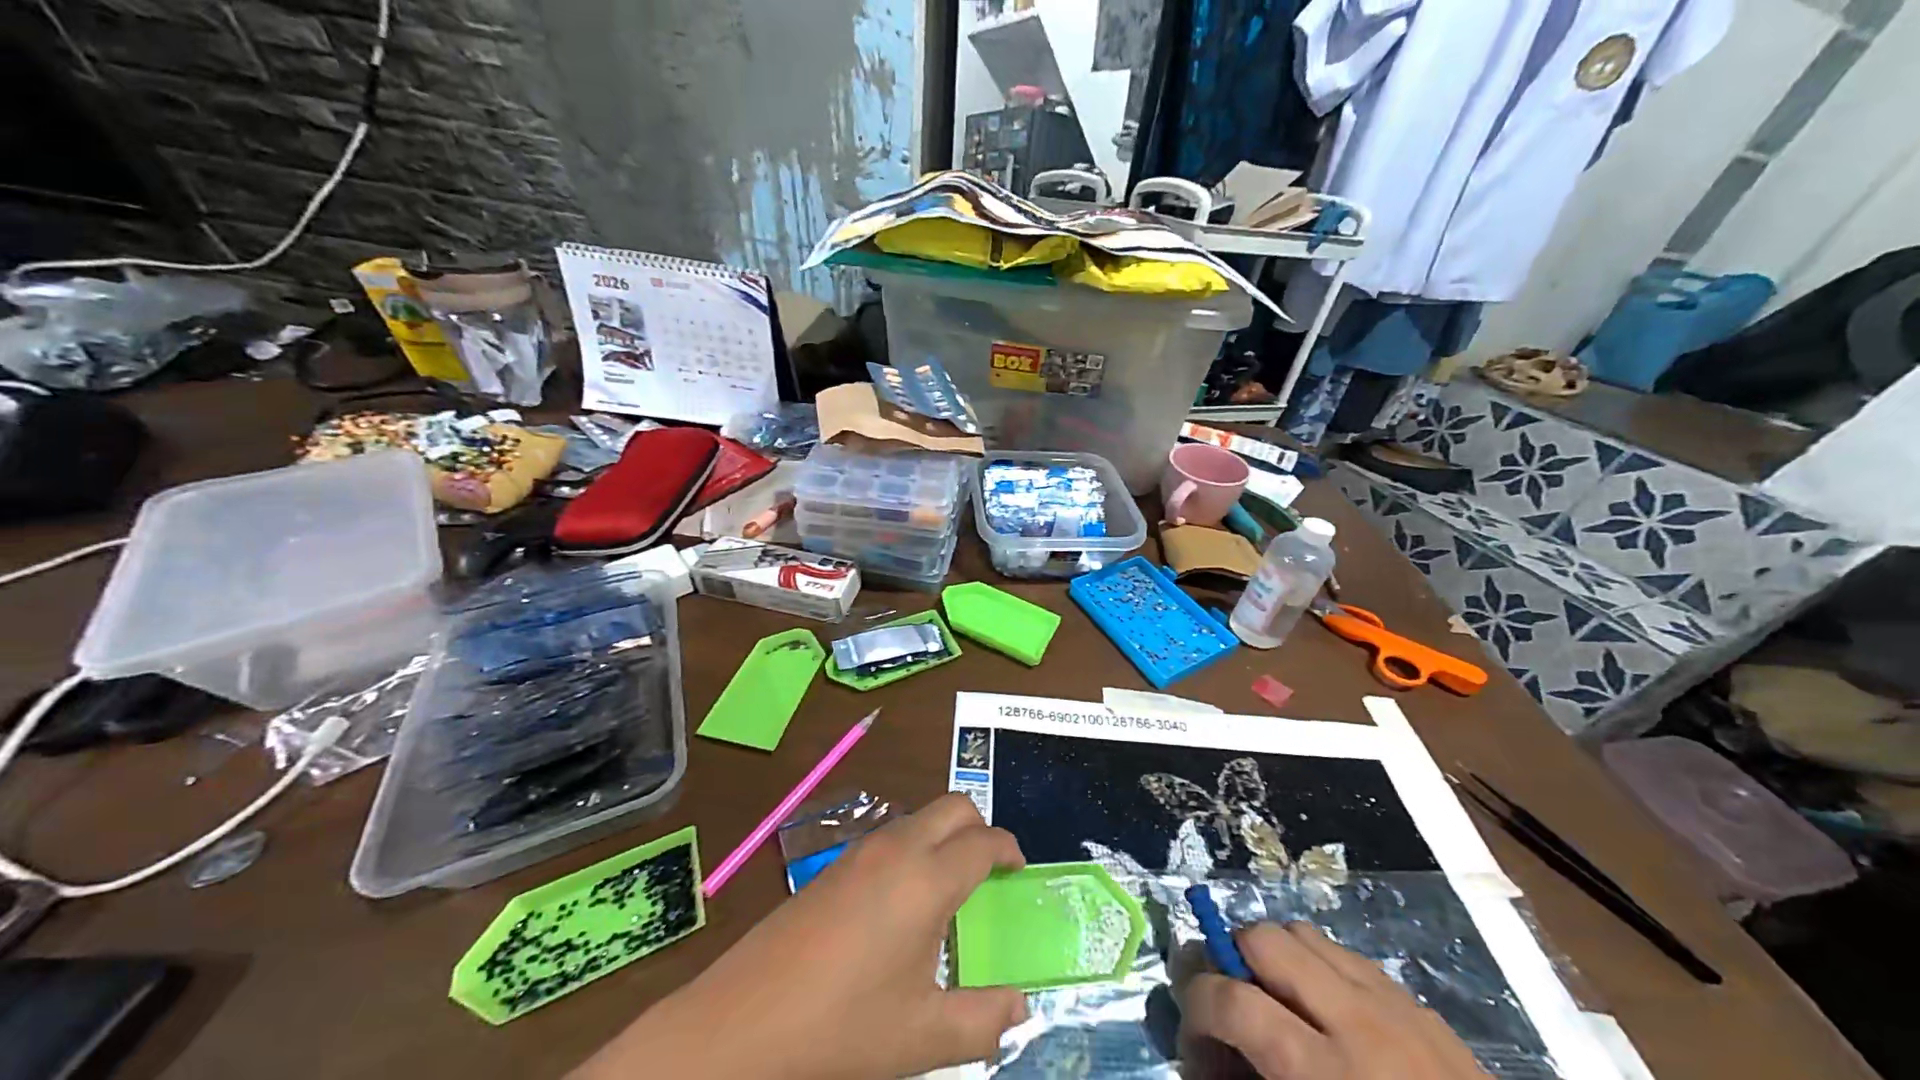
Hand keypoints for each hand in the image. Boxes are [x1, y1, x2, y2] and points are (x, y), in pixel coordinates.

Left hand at [575, 793, 1028, 1079]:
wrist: (741, 1022)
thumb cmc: (842, 1027)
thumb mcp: (924, 1036)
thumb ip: (984, 1022)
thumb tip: (1019, 1009)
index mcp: (926, 880)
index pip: (982, 842)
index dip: (1008, 849)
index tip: (1019, 868)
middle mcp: (895, 850)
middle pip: (952, 806)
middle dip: (980, 826)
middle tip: (991, 868)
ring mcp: (858, 853)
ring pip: (918, 817)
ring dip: (944, 835)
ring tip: (951, 888)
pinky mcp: (830, 866)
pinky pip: (889, 836)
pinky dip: (913, 848)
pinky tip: (903, 903)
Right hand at [1179, 921, 1488, 1078]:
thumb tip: (1212, 1063)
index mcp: (1323, 1072)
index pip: (1229, 1000)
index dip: (1194, 1011)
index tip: (1195, 1045)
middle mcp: (1356, 1020)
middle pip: (1263, 938)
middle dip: (1231, 964)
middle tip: (1233, 1012)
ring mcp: (1393, 1004)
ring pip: (1303, 933)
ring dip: (1273, 959)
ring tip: (1276, 1004)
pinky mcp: (1420, 1005)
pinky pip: (1346, 956)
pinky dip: (1317, 970)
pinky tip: (1327, 1017)